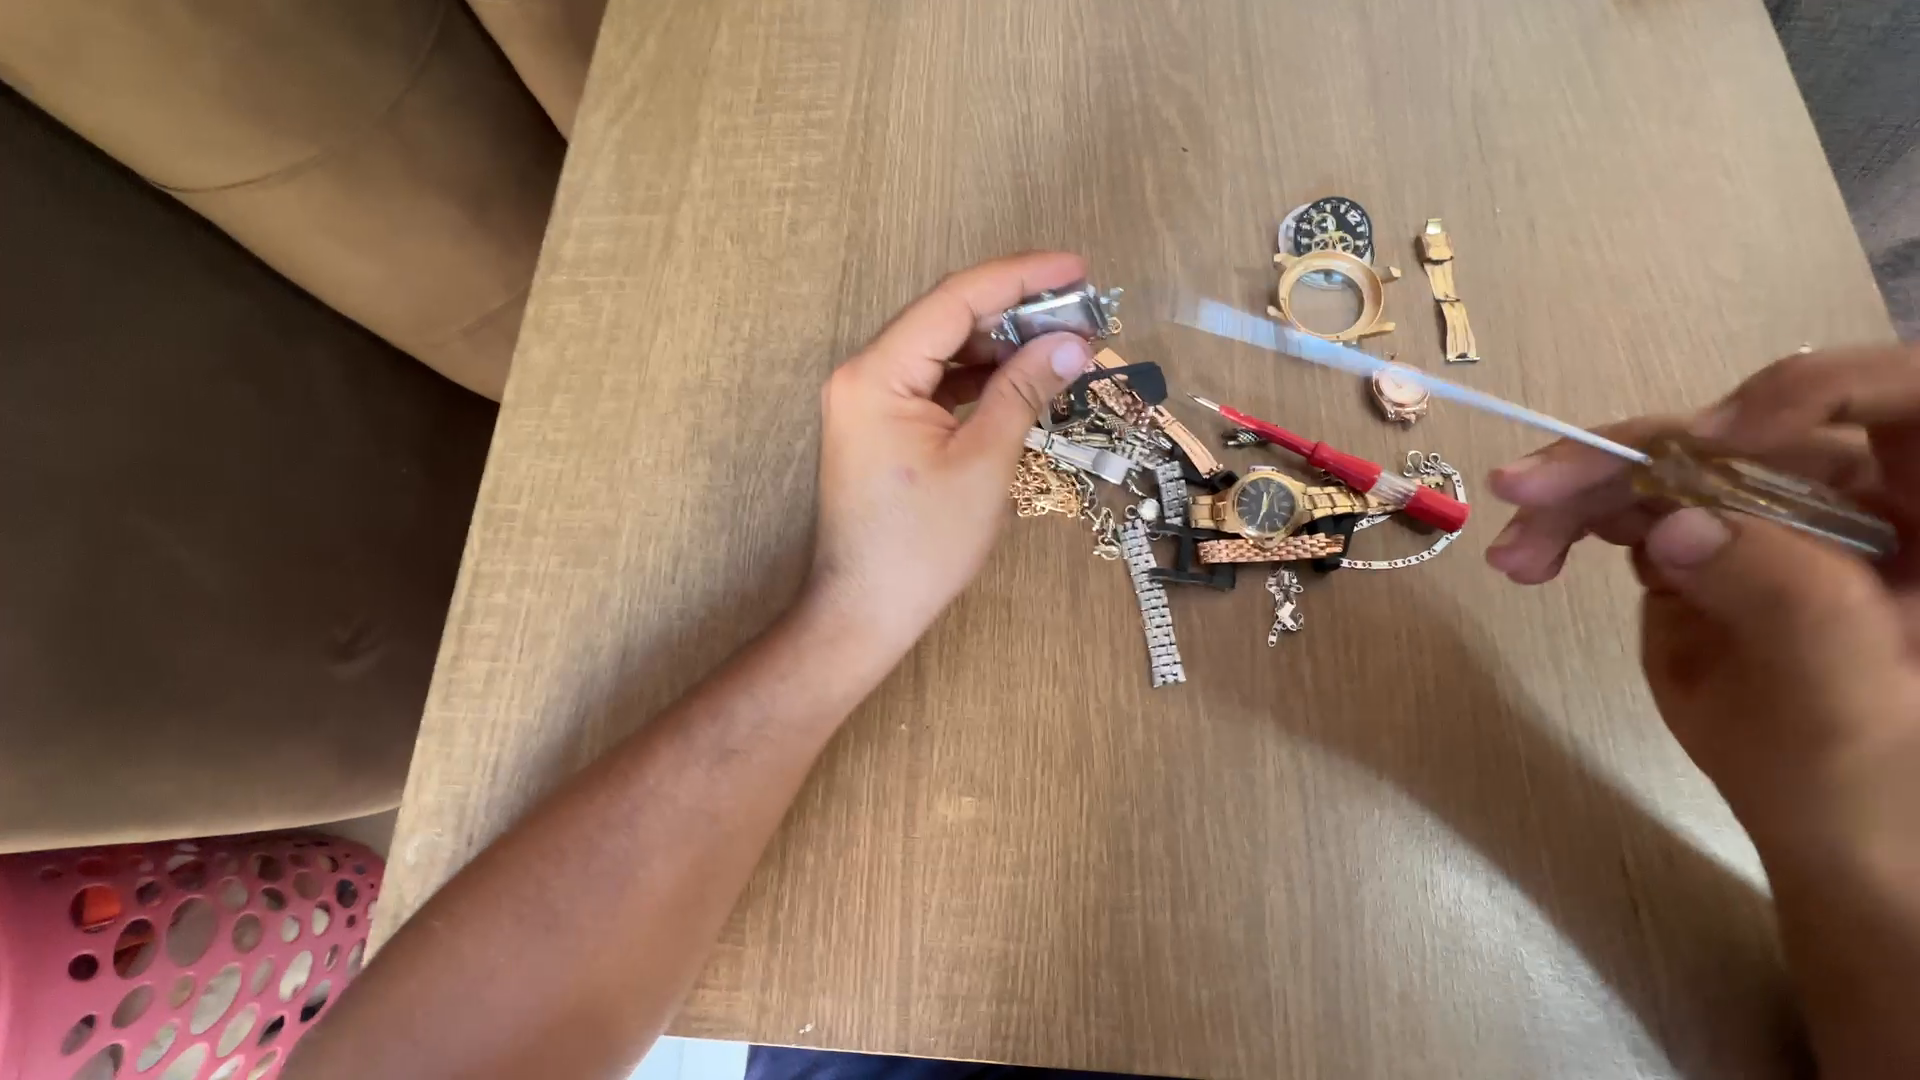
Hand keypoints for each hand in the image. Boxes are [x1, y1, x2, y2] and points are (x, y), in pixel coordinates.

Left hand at [804, 252, 1095, 648]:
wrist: (866, 610)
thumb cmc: (923, 546)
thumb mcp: (983, 463)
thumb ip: (1024, 391)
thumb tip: (1072, 342)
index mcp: (877, 374)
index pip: (955, 300)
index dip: (1020, 278)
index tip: (1077, 268)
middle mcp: (862, 375)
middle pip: (946, 320)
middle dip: (1014, 311)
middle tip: (1080, 312)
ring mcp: (867, 402)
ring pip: (941, 352)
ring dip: (999, 346)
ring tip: (1060, 344)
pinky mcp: (879, 427)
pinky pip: (932, 385)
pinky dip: (977, 380)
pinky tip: (1020, 378)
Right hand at [1484, 344, 1919, 847]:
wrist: (1822, 815)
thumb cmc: (1864, 773)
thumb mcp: (1838, 697)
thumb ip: (1783, 600)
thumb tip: (1675, 526)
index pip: (1900, 397)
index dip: (1807, 395)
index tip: (1705, 444)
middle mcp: (1854, 496)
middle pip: (1733, 432)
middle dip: (1622, 457)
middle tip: (1526, 491)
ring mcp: (1766, 517)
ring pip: (1656, 465)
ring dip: (1568, 497)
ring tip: (1513, 556)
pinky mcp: (1699, 539)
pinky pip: (1621, 503)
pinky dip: (1562, 522)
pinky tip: (1529, 561)